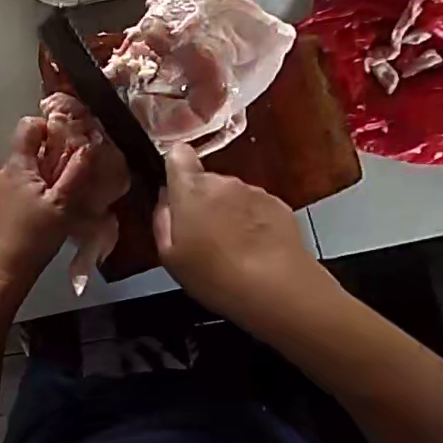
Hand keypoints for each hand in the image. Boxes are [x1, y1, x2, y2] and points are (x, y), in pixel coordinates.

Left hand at [0, 117, 105, 284]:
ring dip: (53, 169)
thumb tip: (92, 146)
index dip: (50, 125)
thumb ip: (77, 173)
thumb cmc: (34, 235)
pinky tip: (61, 201)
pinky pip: (28, 183)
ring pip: (31, 166)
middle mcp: (6, 171)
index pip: (28, 125)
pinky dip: (45, 185)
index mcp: (17, 165)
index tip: (73, 138)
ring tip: (75, 182)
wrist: (6, 269)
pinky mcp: (7, 204)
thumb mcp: (62, 204)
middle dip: (57, 150)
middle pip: (32, 146)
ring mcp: (5, 188)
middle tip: (81, 161)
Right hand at [153, 143, 334, 323]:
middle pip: (204, 180)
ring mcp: (254, 192)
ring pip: (230, 194)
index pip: (177, 154)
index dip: (173, 166)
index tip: (173, 189)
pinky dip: (250, 221)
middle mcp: (223, 182)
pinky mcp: (280, 205)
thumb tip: (166, 200)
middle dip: (199, 200)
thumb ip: (162, 218)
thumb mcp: (168, 255)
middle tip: (199, 235)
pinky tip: (251, 249)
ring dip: (225, 212)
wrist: (278, 289)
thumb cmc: (214, 274)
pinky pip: (254, 207)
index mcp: (190, 189)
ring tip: (227, 247)